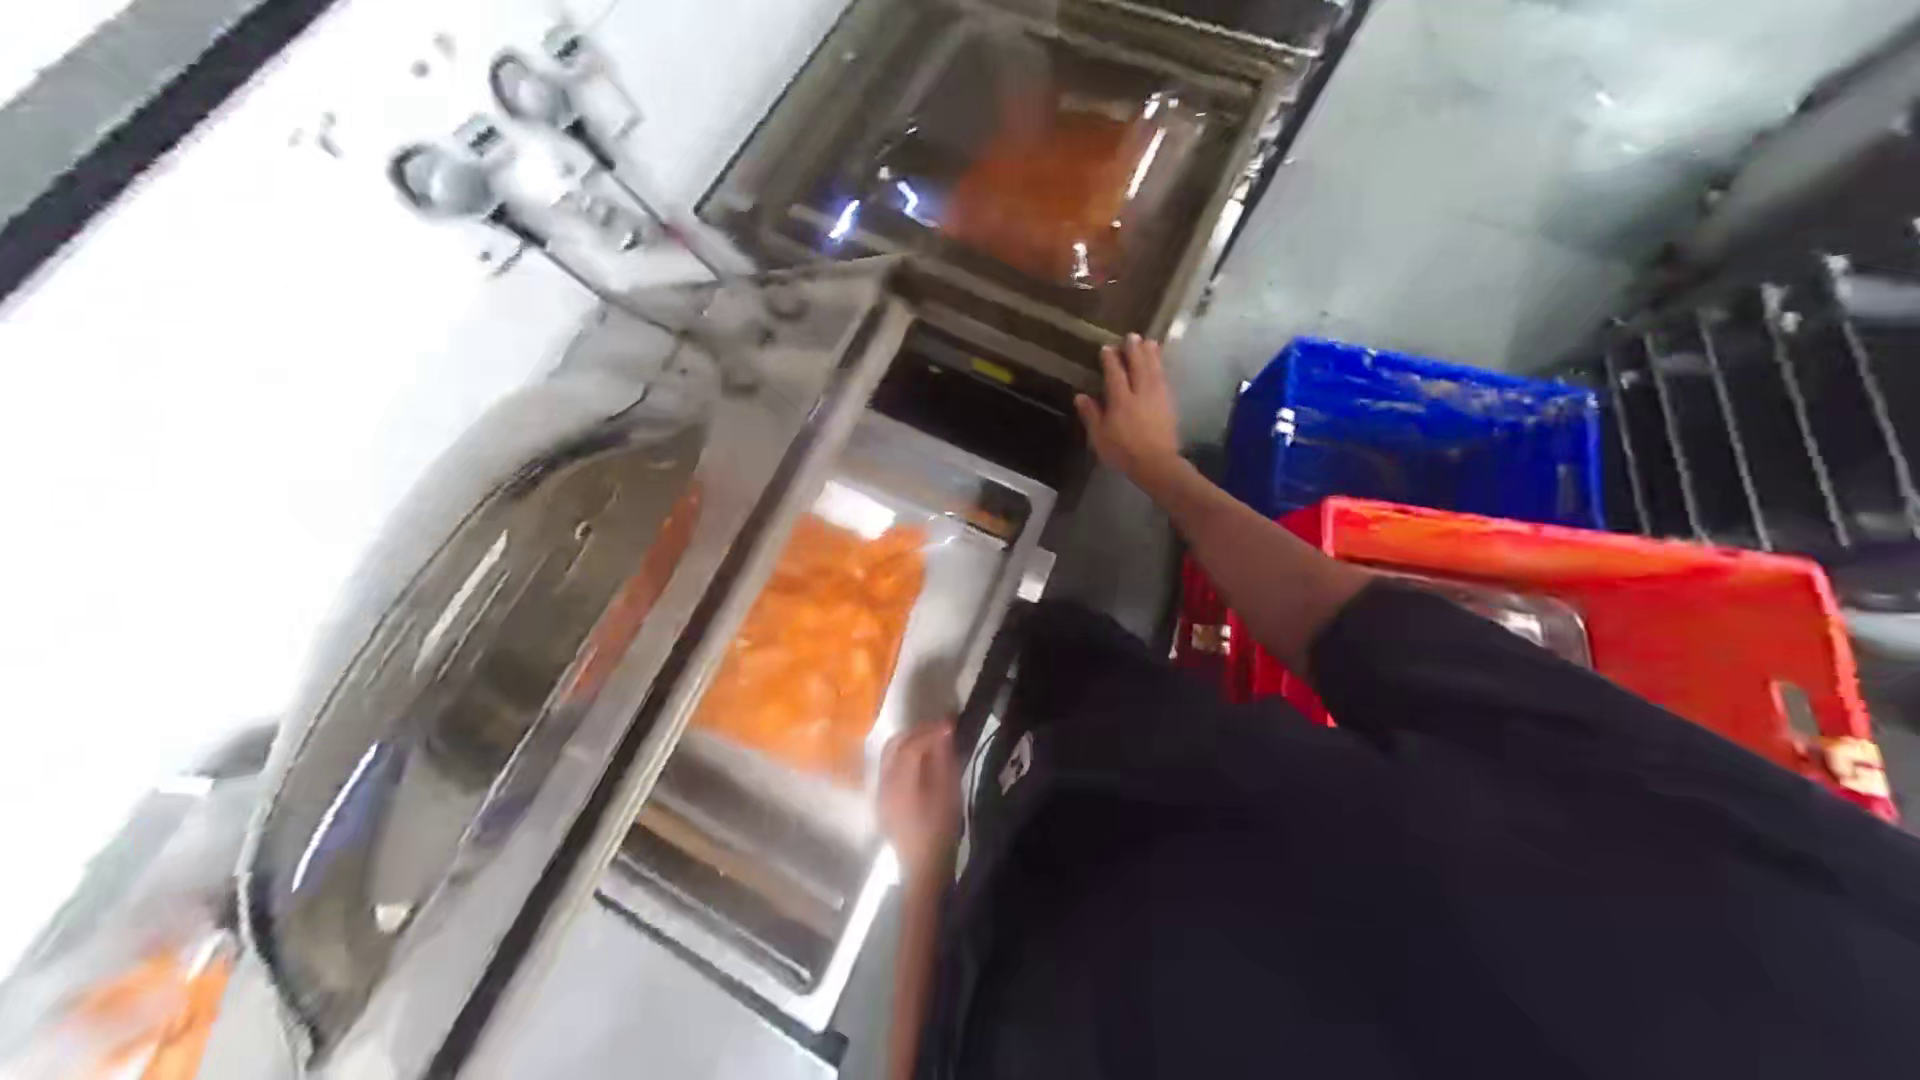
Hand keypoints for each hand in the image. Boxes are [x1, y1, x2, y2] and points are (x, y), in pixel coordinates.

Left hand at [878, 721, 961, 880]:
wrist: (924, 870)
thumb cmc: (940, 833)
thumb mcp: (949, 794)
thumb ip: (944, 761)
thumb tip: (944, 732)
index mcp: (899, 783)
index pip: (911, 745)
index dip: (931, 731)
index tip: (951, 723)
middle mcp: (883, 784)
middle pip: (894, 745)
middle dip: (917, 732)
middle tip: (940, 729)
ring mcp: (880, 792)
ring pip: (889, 754)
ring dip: (909, 742)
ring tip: (932, 741)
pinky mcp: (882, 800)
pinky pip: (889, 767)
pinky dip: (904, 756)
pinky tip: (921, 761)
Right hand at [1075, 334, 1181, 491]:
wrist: (1155, 463)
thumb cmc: (1123, 451)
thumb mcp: (1099, 436)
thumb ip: (1091, 415)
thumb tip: (1080, 396)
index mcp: (1121, 400)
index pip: (1115, 374)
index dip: (1111, 360)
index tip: (1107, 348)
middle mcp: (1140, 393)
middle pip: (1138, 366)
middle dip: (1135, 350)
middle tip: (1132, 336)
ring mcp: (1157, 398)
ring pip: (1155, 370)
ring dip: (1152, 355)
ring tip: (1150, 342)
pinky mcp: (1169, 405)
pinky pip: (1165, 380)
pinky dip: (1162, 369)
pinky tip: (1161, 366)